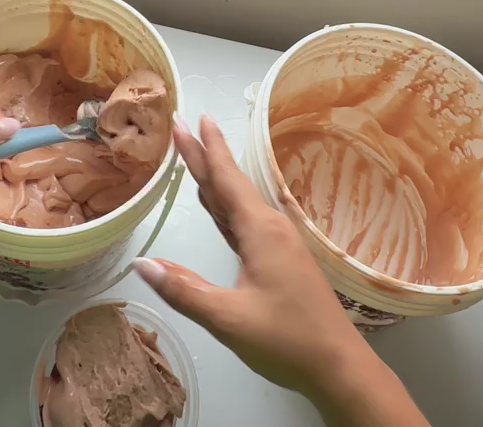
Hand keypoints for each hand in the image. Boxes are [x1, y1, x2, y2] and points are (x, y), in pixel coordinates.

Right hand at [132, 115, 364, 395]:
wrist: (340, 367)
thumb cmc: (288, 340)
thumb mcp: (229, 319)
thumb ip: (184, 290)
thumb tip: (142, 263)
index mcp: (260, 230)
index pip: (225, 178)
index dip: (206, 147)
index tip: (191, 116)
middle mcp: (269, 227)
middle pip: (229, 183)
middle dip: (204, 154)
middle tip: (182, 125)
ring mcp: (277, 242)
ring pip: (236, 201)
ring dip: (213, 178)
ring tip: (192, 154)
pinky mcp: (279, 258)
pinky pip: (243, 221)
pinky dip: (224, 206)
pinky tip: (215, 203)